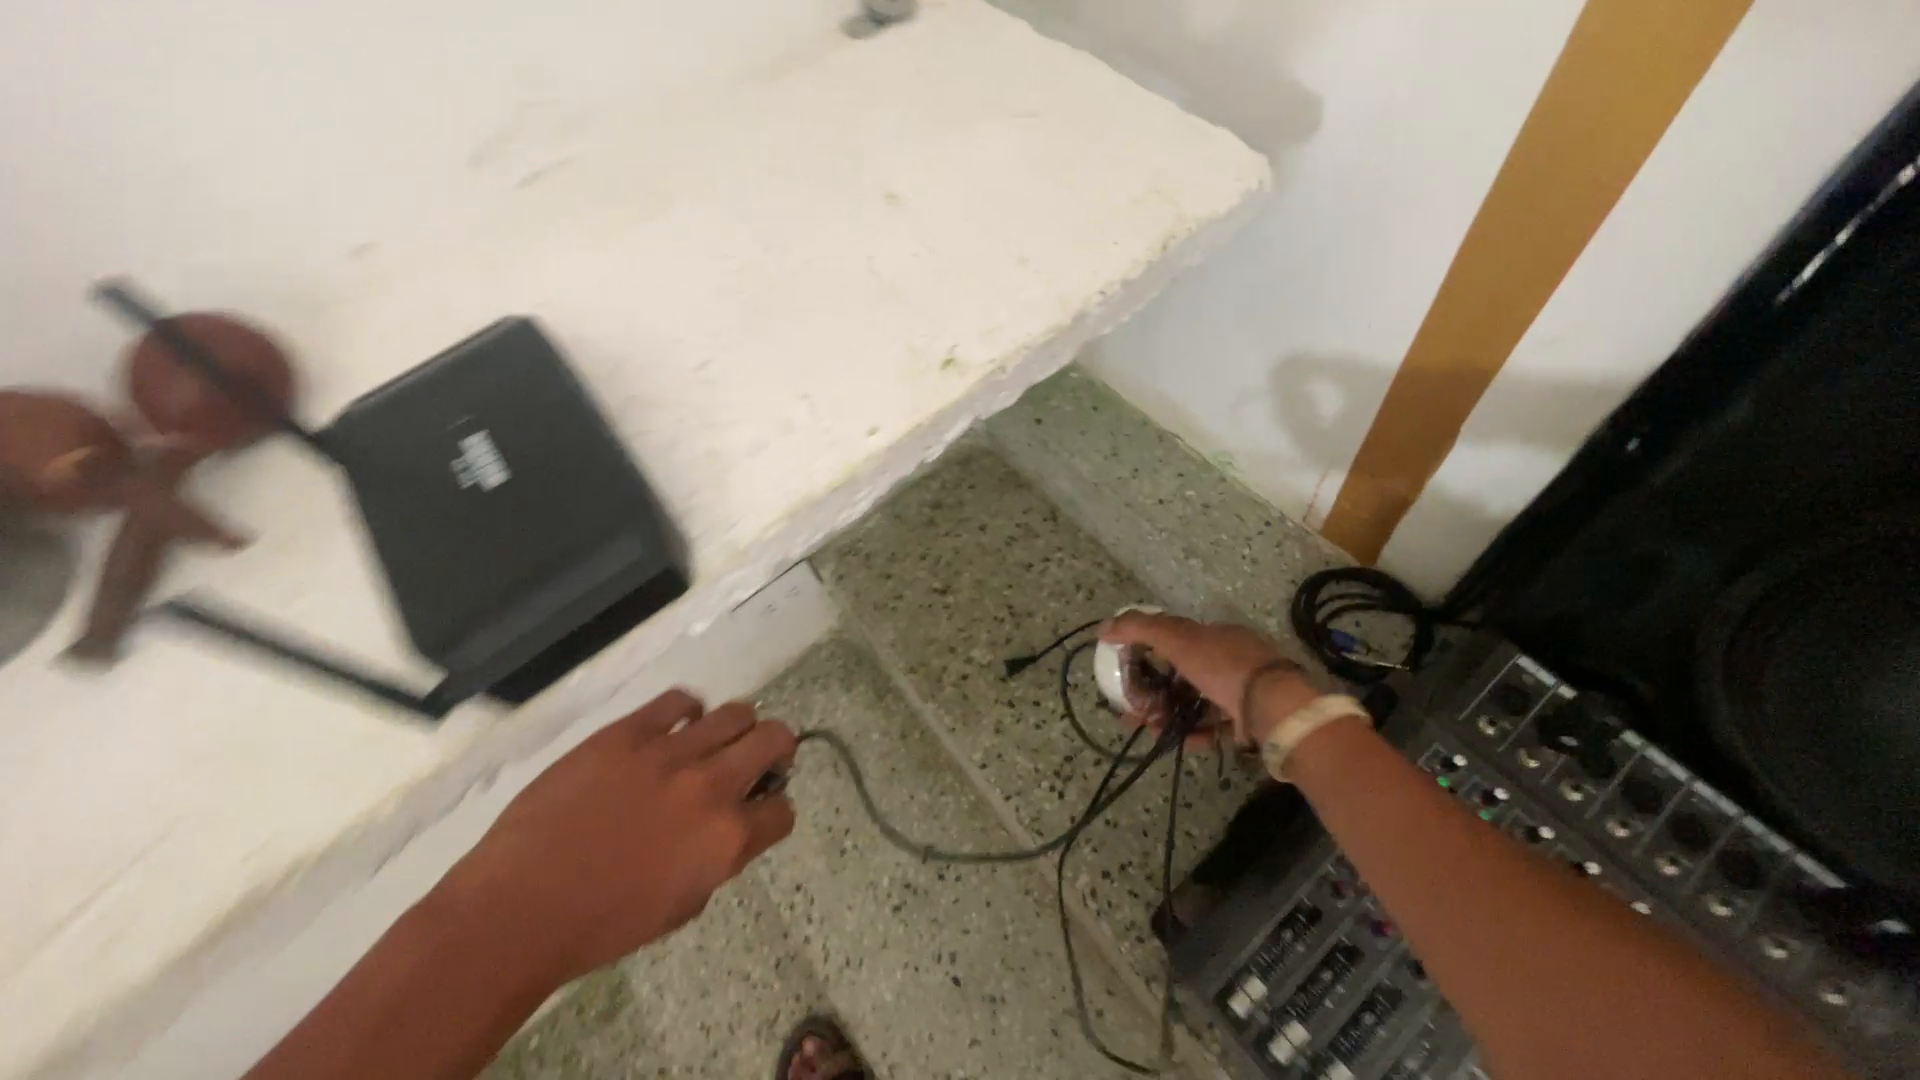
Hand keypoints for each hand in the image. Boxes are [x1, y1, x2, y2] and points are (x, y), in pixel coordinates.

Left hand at [449, 690, 797, 984]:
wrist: (518, 908)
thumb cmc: (602, 925)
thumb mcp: (683, 906)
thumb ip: (717, 860)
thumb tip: (727, 828)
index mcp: (728, 839)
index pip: (783, 810)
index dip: (773, 811)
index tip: (756, 812)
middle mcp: (711, 786)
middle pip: (775, 740)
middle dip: (775, 752)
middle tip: (752, 765)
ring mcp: (669, 753)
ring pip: (735, 713)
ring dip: (735, 729)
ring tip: (710, 744)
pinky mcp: (627, 733)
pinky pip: (678, 700)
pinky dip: (687, 712)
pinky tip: (672, 730)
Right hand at [1100, 611, 1320, 746]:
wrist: (1275, 708)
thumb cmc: (1224, 666)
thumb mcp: (1178, 639)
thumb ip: (1140, 629)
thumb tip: (1103, 628)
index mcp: (1219, 637)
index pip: (1180, 639)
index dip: (1152, 652)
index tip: (1131, 669)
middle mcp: (1233, 663)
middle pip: (1186, 675)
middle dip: (1156, 690)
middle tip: (1133, 706)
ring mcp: (1242, 695)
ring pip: (1198, 704)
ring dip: (1170, 714)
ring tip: (1146, 727)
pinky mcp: (1248, 725)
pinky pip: (1214, 729)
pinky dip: (1192, 734)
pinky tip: (1172, 740)